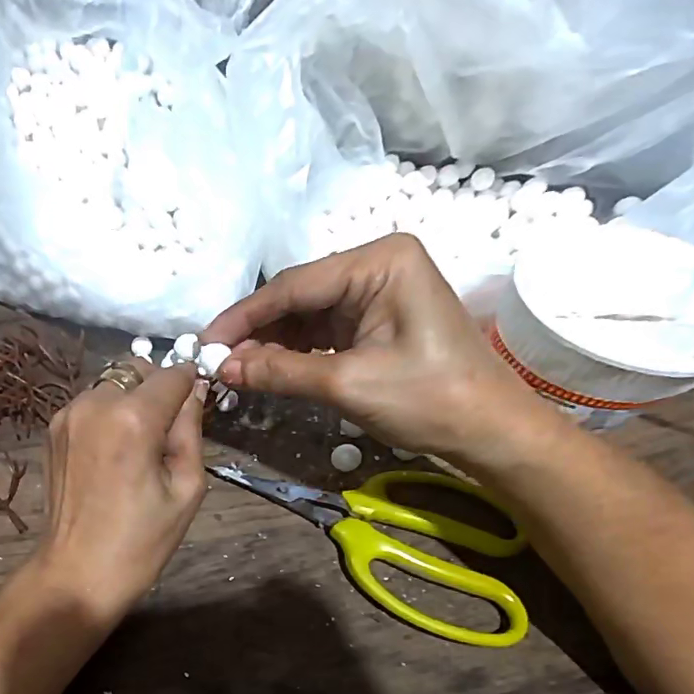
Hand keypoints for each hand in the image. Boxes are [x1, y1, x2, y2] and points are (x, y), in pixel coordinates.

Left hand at [34, 361, 207, 625]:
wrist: (76, 573)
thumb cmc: (140, 542)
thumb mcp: (186, 489)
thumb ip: (191, 430)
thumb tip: (193, 391)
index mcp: (132, 419)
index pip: (172, 374)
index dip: (191, 383)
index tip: (198, 404)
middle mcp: (94, 404)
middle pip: (137, 370)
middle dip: (158, 388)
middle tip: (168, 428)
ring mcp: (67, 415)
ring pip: (111, 382)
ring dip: (131, 398)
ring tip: (139, 444)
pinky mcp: (52, 429)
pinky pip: (90, 403)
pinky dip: (108, 412)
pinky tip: (113, 452)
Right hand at [204, 235, 562, 463]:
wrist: (490, 432)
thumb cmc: (430, 400)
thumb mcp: (348, 384)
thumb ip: (281, 371)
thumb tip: (223, 367)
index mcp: (379, 261)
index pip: (293, 286)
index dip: (243, 317)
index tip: (203, 343)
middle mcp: (376, 265)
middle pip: (297, 297)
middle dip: (255, 332)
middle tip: (213, 362)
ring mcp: (376, 293)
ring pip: (305, 315)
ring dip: (270, 344)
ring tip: (233, 370)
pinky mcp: (374, 320)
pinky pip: (321, 332)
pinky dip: (292, 353)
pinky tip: (265, 369)